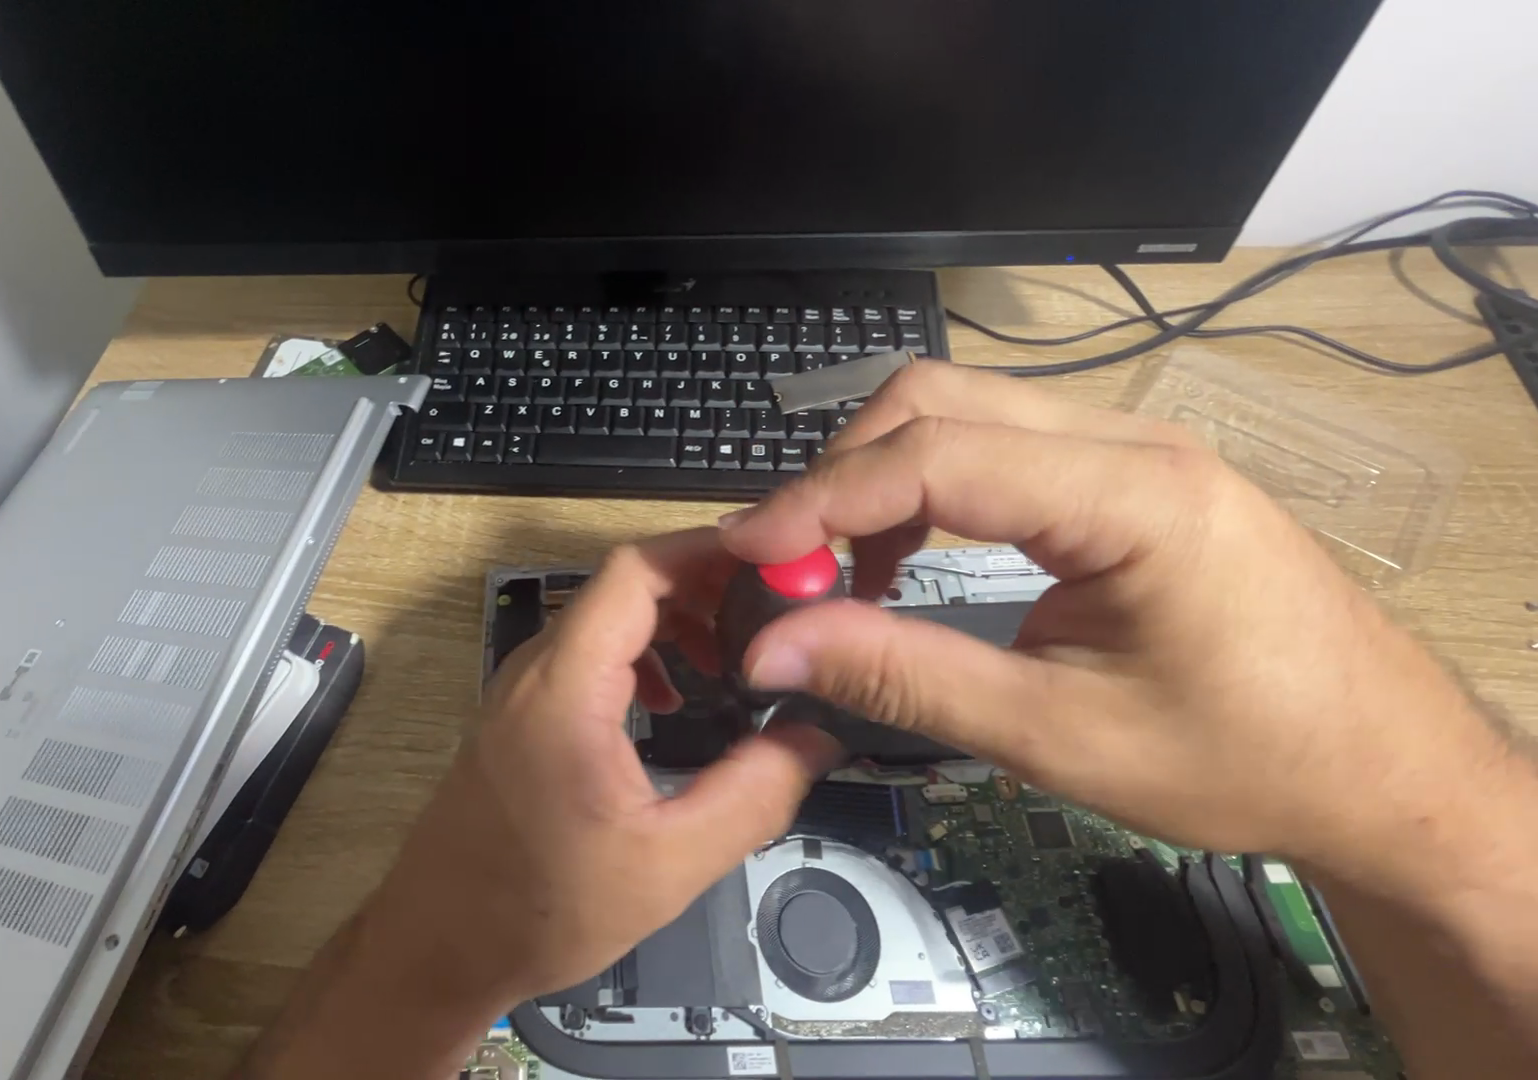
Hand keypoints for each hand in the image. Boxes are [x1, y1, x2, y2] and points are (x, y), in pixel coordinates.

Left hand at [362, 530, 839, 1011]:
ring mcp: (520, 686)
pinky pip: (585, 654)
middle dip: (699, 588)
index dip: (702, 552)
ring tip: (727, 662)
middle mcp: (535, 669)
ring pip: (604, 618)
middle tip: (766, 620)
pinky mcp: (519, 710)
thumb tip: (816, 735)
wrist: (439, 943)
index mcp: (566, 687)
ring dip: (669, 622)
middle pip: (622, 586)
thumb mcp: (670, 864)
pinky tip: (670, 702)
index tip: (769, 568)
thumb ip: (755, 794)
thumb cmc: (544, 907)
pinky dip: (638, 654)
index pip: (634, 571)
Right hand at [721, 361, 1524, 893]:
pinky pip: (986, 444)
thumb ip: (900, 678)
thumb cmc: (1241, 761)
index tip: (747, 551)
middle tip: (791, 562)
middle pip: (935, 399)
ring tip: (839, 568)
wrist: (1386, 771)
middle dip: (840, 472)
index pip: (934, 455)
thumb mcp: (1054, 735)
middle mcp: (1127, 442)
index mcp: (1133, 498)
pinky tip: (903, 557)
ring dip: (874, 477)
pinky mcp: (1115, 472)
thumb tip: (772, 649)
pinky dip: (916, 489)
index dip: (821, 498)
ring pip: (954, 409)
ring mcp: (1124, 448)